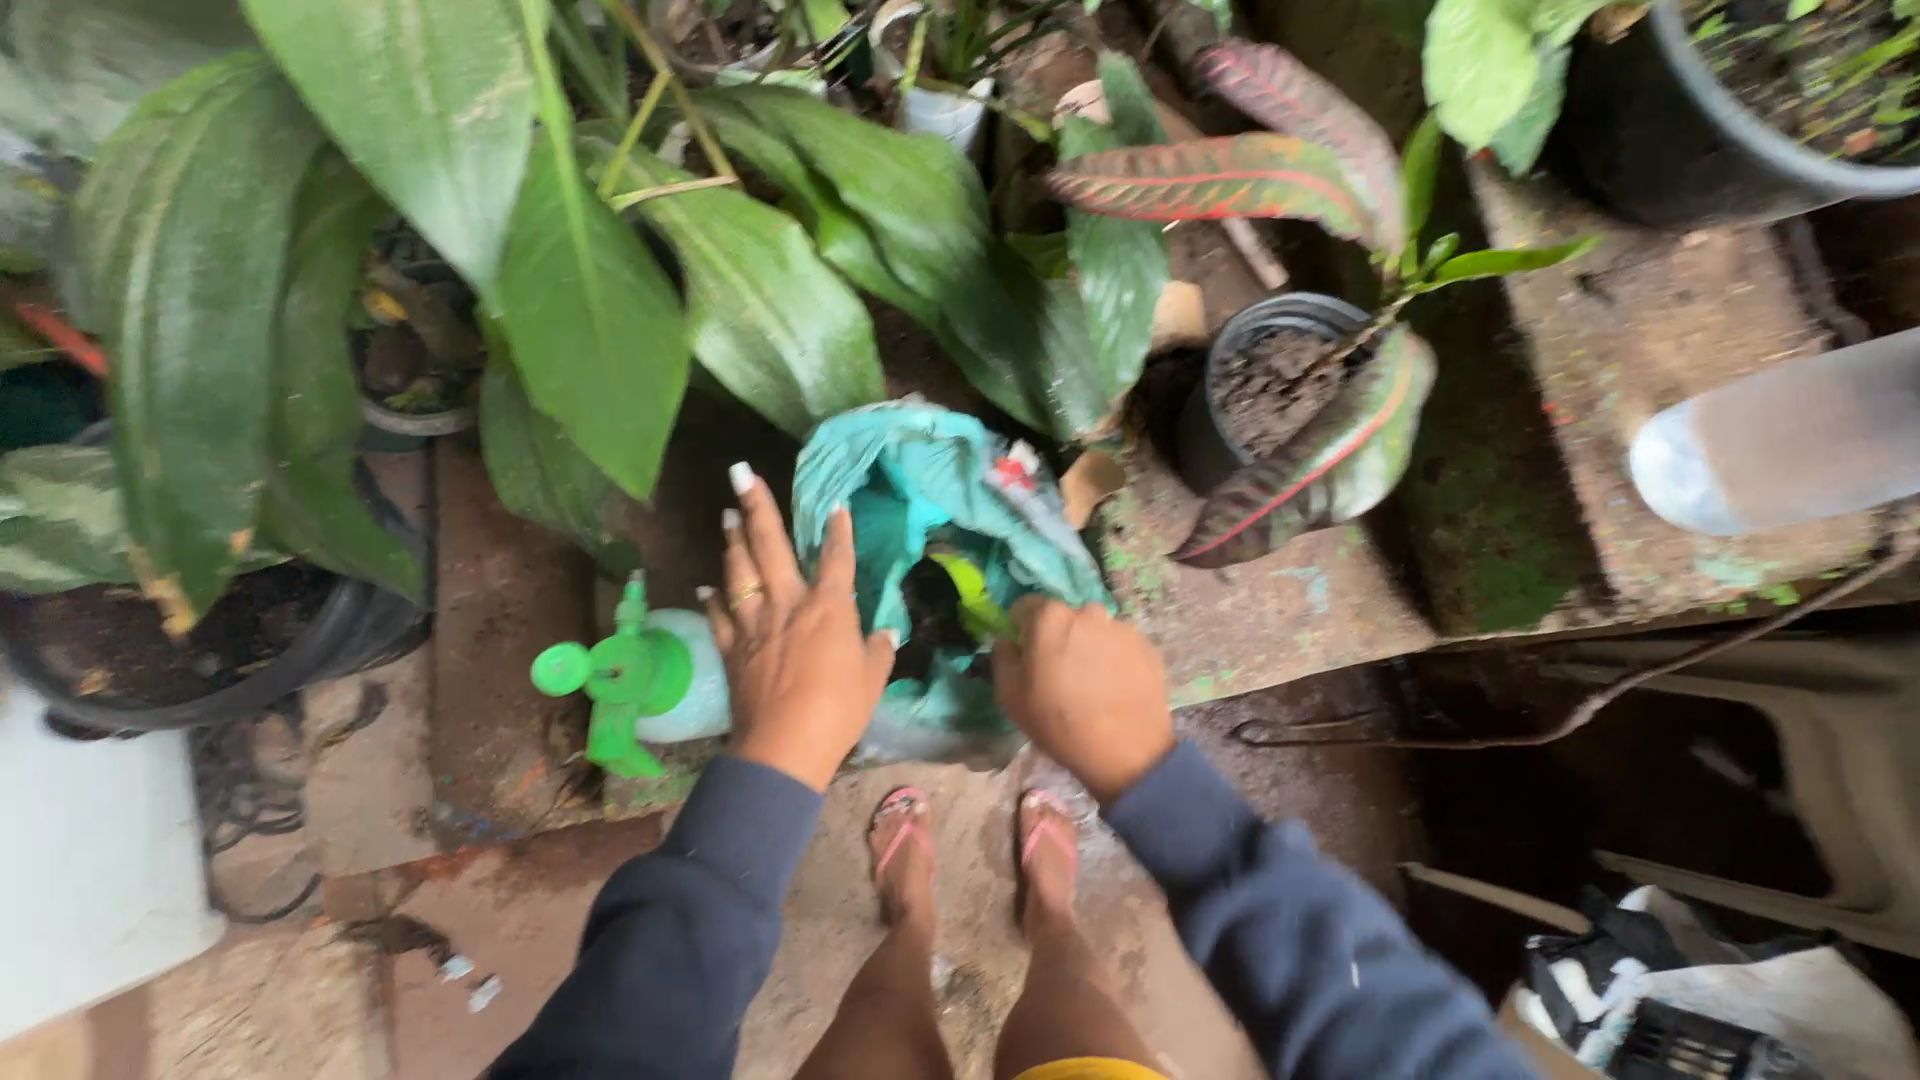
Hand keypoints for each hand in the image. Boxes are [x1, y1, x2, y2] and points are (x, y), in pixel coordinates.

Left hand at [702, 463, 894, 791]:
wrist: (785, 745)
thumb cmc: (839, 710)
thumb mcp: (873, 679)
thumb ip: (878, 650)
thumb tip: (884, 633)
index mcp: (829, 608)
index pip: (836, 558)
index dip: (838, 530)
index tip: (835, 504)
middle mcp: (788, 604)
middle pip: (770, 546)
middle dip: (757, 506)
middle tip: (739, 471)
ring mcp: (755, 625)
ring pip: (739, 573)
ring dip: (733, 541)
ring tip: (727, 514)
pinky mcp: (733, 650)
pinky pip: (719, 618)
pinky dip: (712, 601)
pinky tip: (706, 588)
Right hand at [992, 596, 1174, 802]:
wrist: (1125, 750)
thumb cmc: (1058, 721)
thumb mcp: (1009, 696)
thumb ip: (1002, 657)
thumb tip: (1007, 641)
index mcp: (1050, 617)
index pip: (1026, 607)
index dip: (1021, 629)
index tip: (1026, 655)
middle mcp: (1088, 611)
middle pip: (1064, 618)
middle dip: (1058, 637)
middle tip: (1060, 673)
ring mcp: (1122, 627)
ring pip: (1094, 631)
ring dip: (1088, 647)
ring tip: (1092, 684)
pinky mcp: (1147, 646)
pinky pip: (1120, 646)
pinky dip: (1114, 659)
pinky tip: (1113, 689)